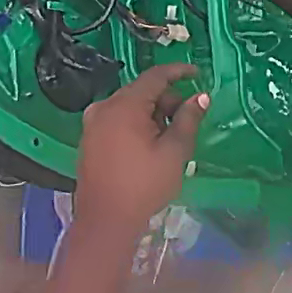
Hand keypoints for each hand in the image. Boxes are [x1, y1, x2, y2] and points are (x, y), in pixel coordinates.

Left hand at [72, 63, 209, 231]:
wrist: (106, 220)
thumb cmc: (144, 184)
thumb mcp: (175, 151)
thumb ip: (189, 119)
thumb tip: (201, 97)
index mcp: (124, 106)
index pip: (155, 76)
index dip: (179, 72)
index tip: (198, 73)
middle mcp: (104, 108)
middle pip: (142, 91)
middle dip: (168, 100)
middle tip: (188, 120)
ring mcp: (93, 124)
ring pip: (130, 106)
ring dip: (154, 113)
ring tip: (171, 138)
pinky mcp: (90, 139)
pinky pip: (118, 119)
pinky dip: (138, 123)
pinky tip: (151, 145)